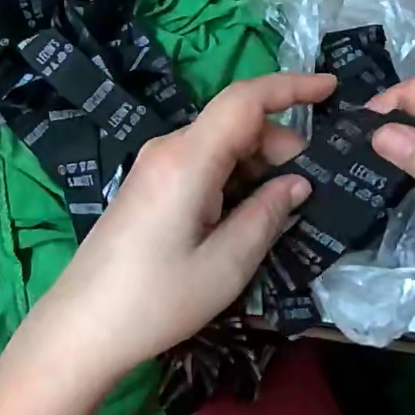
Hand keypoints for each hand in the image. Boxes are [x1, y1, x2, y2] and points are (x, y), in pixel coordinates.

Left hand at [20, 73, 333, 388]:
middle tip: (306, 190)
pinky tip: (244, 214)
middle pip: (235, 123)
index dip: (291, 86)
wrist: (81, 327)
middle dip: (279, 144)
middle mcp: (168, 149)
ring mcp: (154, 165)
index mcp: (187, 158)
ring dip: (257, 163)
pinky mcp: (148, 184)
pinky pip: (201, 163)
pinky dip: (232, 176)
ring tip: (279, 209)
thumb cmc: (156, 300)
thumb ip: (266, 215)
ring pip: (220, 144)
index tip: (332, 88)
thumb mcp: (225, 265)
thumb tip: (298, 182)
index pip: (245, 99)